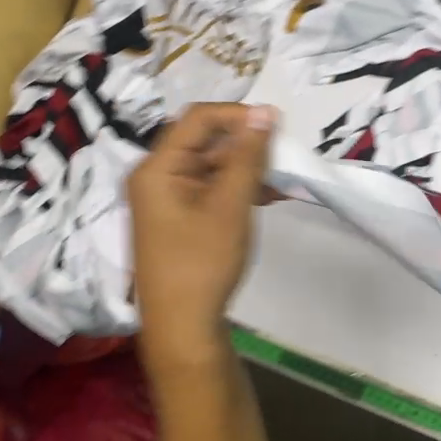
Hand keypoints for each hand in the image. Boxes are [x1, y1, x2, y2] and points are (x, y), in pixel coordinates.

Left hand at [128, 103, 276, 372]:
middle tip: (284, 153)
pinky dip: (238, 187)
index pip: (198, 119)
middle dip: (245, 142)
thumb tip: (265, 112)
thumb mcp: (231, 205)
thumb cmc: (202, 263)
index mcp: (157, 168)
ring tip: (282, 177)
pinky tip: (269, 196)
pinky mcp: (178, 218)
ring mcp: (166, 199)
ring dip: (246, 166)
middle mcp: (156, 176)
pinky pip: (210, 188)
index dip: (238, 115)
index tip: (278, 126)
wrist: (182, 327)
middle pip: (204, 140)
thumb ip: (248, 156)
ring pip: (211, 165)